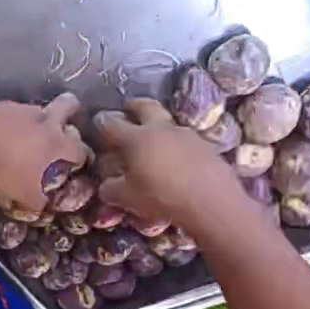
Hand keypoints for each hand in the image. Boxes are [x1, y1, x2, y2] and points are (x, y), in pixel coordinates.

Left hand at [0, 95, 88, 208]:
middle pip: (67, 105)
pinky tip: (1, 132)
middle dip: (71, 108)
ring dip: (36, 119)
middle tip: (66, 118)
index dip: (80, 156)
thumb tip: (44, 206)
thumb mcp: (24, 195)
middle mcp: (42, 120)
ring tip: (25, 134)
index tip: (74, 162)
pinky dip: (11, 121)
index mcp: (54, 142)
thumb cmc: (3, 173)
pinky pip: (12, 112)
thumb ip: (39, 201)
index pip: (78, 148)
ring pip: (37, 109)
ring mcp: (20, 109)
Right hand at [95, 99, 251, 227]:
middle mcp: (161, 129)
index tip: (97, 120)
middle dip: (134, 105)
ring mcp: (187, 135)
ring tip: (154, 138)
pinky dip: (177, 145)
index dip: (102, 121)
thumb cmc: (162, 197)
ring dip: (159, 126)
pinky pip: (186, 140)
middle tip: (128, 108)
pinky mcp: (207, 147)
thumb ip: (111, 190)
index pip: (112, 124)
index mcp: (135, 138)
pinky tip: (178, 159)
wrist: (211, 202)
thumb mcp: (127, 199)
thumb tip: (106, 186)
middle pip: (145, 107)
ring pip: (169, 122)